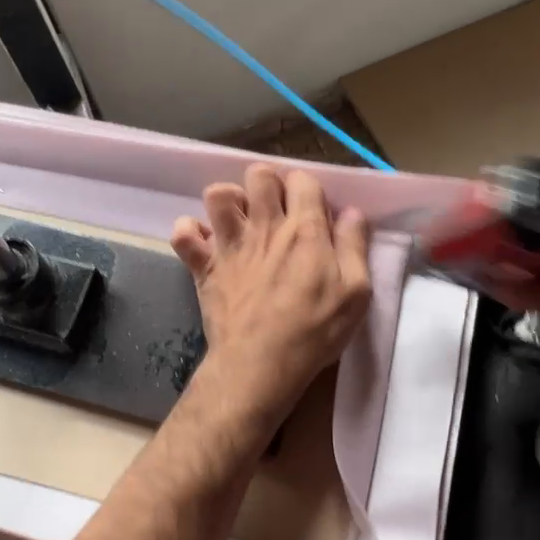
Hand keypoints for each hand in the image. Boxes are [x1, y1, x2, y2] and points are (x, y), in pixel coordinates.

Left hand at [170, 165, 372, 450]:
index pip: (303, 180)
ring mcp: (229, 244)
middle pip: (259, 175)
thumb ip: (354, 245)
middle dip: (268, 184)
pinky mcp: (204, 266)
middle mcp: (264, 227)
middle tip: (277, 210)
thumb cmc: (314, 331)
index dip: (308, 189)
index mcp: (305, 229)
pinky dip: (190, 233)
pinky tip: (204, 243)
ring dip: (229, 201)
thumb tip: (351, 212)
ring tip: (241, 221)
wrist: (260, 364)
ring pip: (218, 194)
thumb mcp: (356, 292)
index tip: (313, 213)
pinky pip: (183, 233)